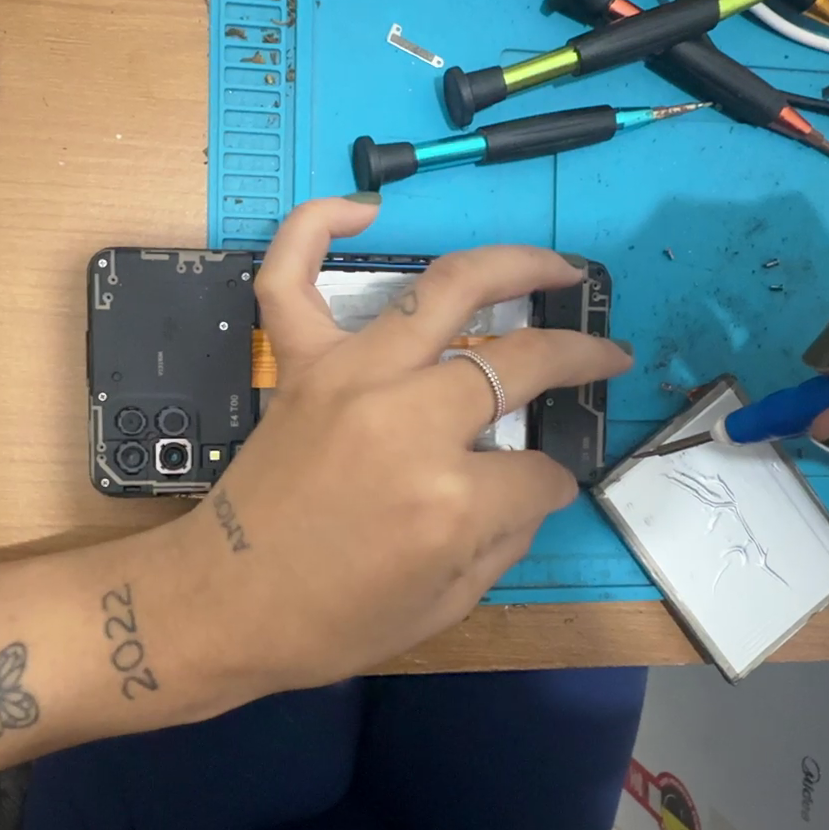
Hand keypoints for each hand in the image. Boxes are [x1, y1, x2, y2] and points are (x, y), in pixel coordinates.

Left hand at [158, 196, 631, 693]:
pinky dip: (315, 228)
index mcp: (454, 501)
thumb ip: (507, 536)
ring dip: (513, 265)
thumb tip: (533, 481)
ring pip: (444, 291)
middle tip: (604, 351)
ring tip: (554, 265)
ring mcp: (348, 379)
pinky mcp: (298, 366)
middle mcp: (409, 422)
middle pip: (518, 364)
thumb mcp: (446, 605)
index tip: (538, 489)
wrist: (223, 604)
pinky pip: (291, 277)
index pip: (539, 473)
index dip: (550, 484)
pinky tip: (361, 207)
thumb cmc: (330, 622)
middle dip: (579, 356)